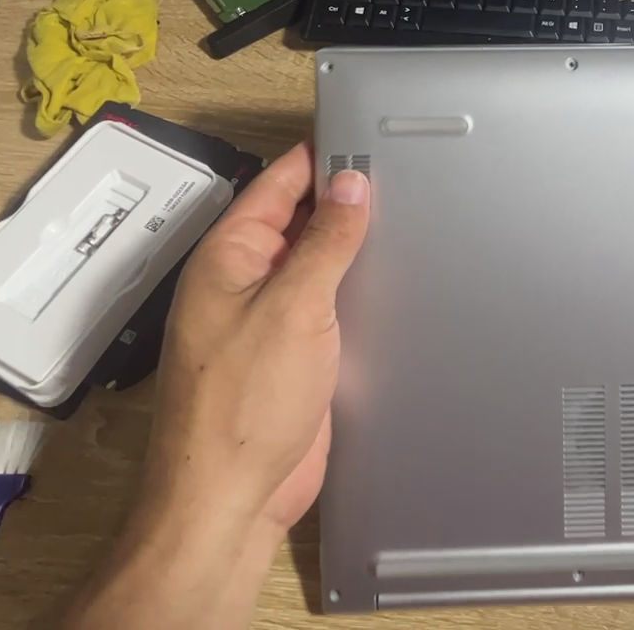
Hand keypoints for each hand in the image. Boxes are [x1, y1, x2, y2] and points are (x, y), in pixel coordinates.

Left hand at [67, 144, 368, 629]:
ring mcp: (270, 314)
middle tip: (398, 175)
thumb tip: (352, 185)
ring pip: (316, 258)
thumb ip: (325, 241)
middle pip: (300, 218)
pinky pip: (327, 297)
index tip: (363, 137)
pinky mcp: (294, 347)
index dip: (319, 157)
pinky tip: (388, 274)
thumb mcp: (293, 306)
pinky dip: (353, 281)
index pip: (278, 184)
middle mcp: (246, 279)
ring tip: (404, 216)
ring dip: (350, 242)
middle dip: (343, 198)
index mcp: (230, 256)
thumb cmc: (242, 404)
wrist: (233, 497)